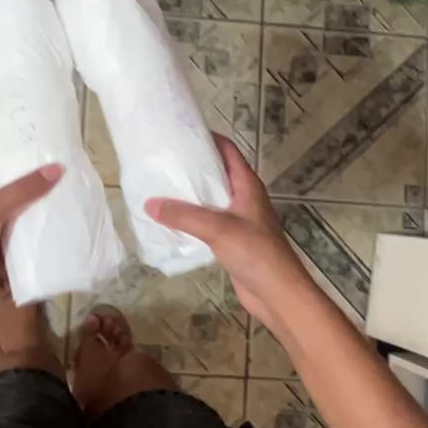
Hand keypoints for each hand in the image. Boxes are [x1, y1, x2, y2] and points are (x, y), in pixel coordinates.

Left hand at [0, 141, 60, 323]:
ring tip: (70, 177)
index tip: (21, 126)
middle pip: (4, 178)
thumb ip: (23, 189)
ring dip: (39, 196)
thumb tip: (58, 168)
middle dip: (27, 167)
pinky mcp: (6, 249)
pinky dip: (42, 225)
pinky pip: (27, 232)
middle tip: (58, 150)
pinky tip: (66, 215)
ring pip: (19, 205)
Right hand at [146, 135, 322, 334]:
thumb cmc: (255, 253)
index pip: (228, 150)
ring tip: (161, 187)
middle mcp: (244, 198)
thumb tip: (149, 203)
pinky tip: (171, 221)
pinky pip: (208, 221)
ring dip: (190, 193)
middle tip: (163, 160)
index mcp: (247, 185)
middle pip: (217, 172)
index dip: (207, 138)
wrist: (277, 293)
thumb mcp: (218, 229)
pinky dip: (191, 217)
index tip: (180, 134)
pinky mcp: (232, 240)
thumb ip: (183, 216)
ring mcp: (239, 219)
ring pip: (211, 198)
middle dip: (193, 166)